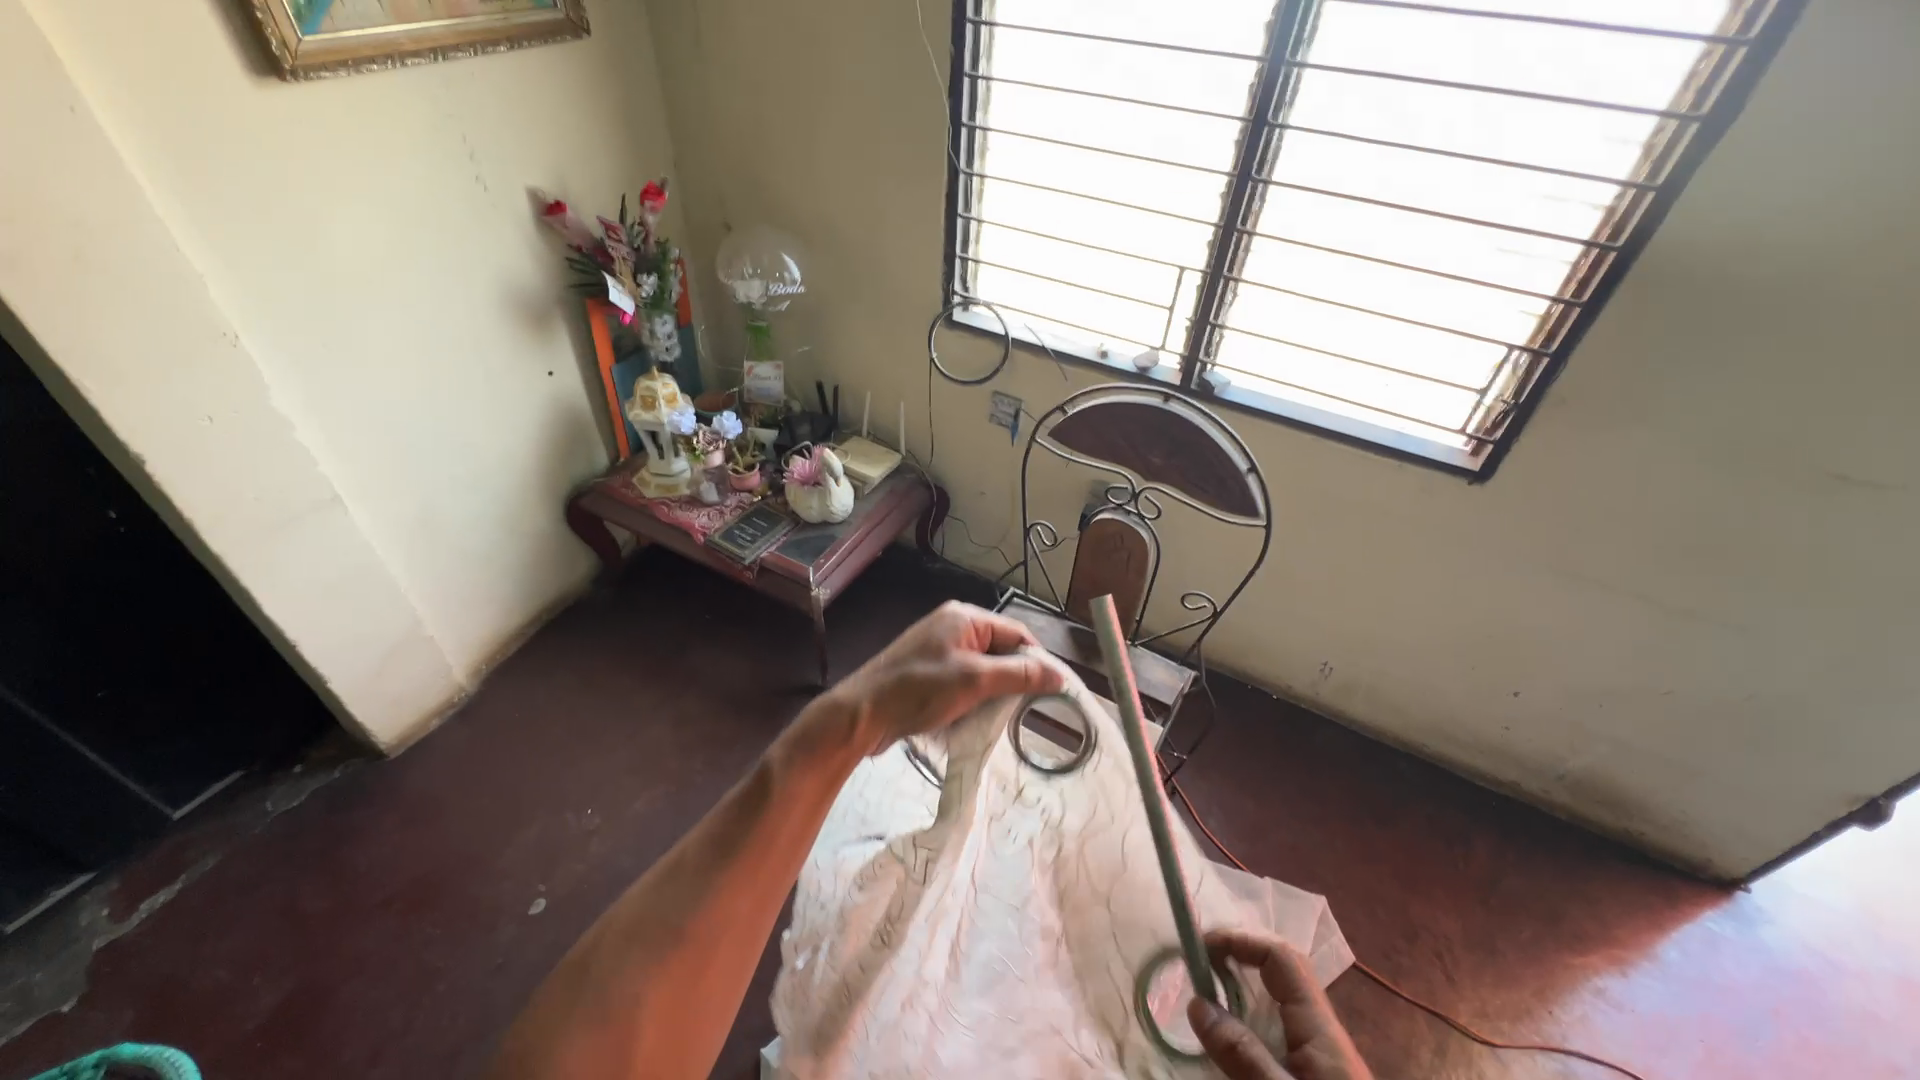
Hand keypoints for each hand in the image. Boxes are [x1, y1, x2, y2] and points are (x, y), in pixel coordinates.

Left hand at [822, 600, 1063, 756]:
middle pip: (1001, 651)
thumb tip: (1060, 674)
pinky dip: (974, 699)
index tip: (1054, 692)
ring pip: (984, 669)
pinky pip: (964, 681)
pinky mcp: (928, 673)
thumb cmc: (919, 690)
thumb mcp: (975, 681)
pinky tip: (975, 718)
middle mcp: (953, 627)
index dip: (1038, 661)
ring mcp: (938, 650)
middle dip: (1015, 679)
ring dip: (994, 693)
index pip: (1017, 633)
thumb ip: (1019, 674)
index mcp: (965, 618)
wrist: (862, 713)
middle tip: (1028, 710)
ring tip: (1001, 717)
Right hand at [1188, 929, 1371, 1079]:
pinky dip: (1249, 1026)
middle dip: (1237, 961)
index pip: (1281, 958)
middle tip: (1196, 972)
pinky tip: (1228, 1046)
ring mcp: (1322, 1057)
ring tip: (1203, 1003)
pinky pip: (1279, 1034)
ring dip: (1240, 993)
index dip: (1241, 941)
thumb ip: (1241, 1055)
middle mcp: (1322, 1033)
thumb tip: (1198, 1002)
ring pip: (1278, 1005)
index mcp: (1319, 1028)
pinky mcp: (1317, 1077)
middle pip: (1280, 975)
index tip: (1199, 949)